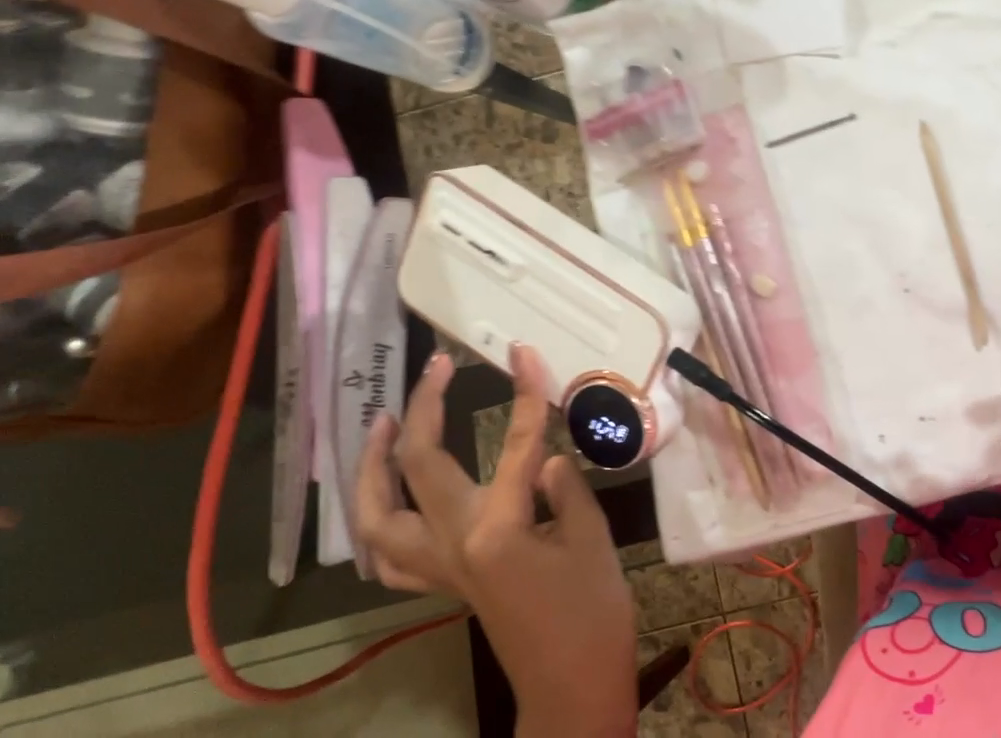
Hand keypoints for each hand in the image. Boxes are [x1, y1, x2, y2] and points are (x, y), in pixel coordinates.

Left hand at [356, 345, 636, 734]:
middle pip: (422, 465)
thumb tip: (544, 460)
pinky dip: (380, 523)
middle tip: (438, 368)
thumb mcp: (592, 540)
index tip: (524, 352)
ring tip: (385, 425)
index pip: (514, 442)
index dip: (522, 393)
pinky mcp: (443, 585)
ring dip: (374, 466)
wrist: (573, 681)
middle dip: (428, 408)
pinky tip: (392, 502)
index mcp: (497, 527)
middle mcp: (453, 543)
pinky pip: (389, 556)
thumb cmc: (593, 610)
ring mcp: (440, 567)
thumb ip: (563, 491)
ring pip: (377, 513)